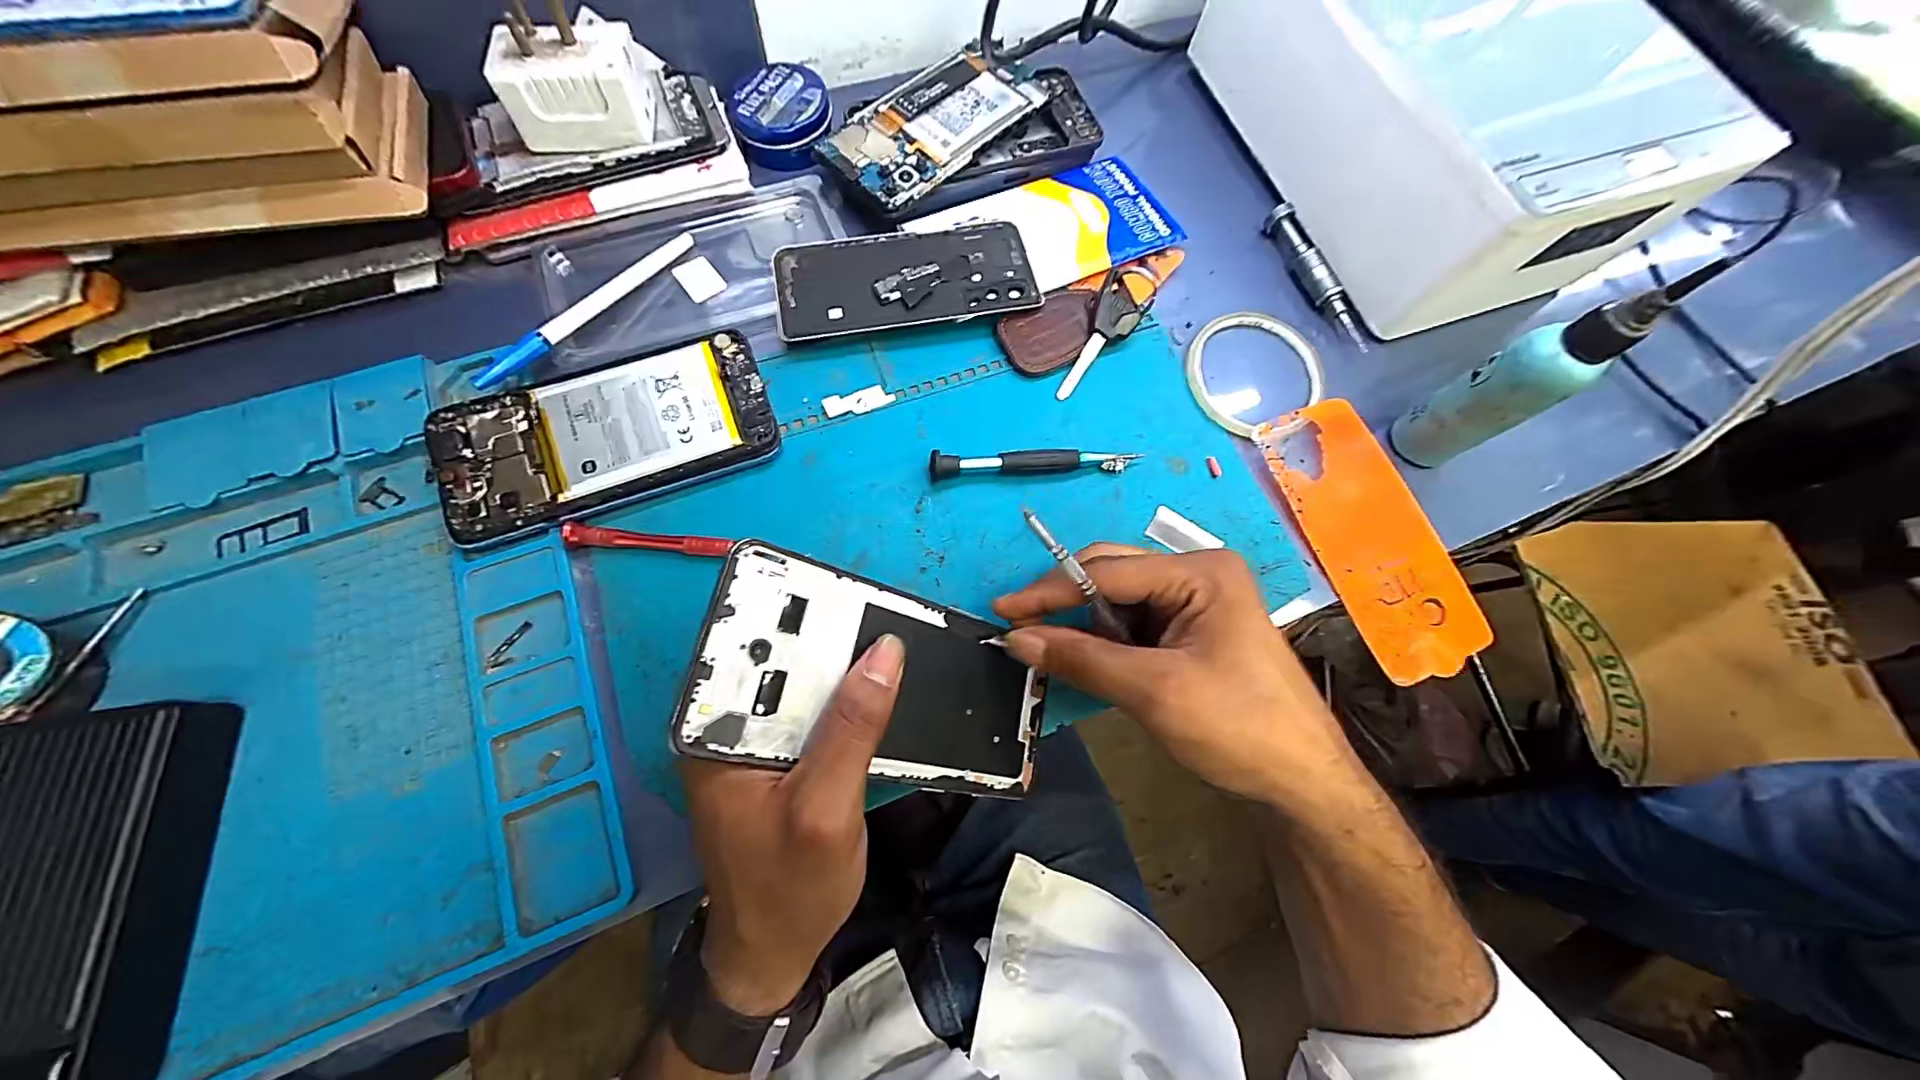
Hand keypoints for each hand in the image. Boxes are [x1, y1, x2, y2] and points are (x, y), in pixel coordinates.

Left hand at [678, 634, 904, 1014]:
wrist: (776, 951)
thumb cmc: (790, 889)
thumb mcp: (825, 808)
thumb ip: (851, 729)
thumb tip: (884, 653)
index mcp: (714, 738)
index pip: (747, 655)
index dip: (793, 616)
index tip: (845, 590)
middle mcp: (725, 733)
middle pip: (776, 664)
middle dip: (826, 636)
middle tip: (878, 607)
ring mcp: (751, 746)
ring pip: (799, 686)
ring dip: (840, 666)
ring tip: (884, 638)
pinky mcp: (778, 759)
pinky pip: (812, 713)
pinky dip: (844, 699)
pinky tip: (875, 685)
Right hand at [994, 546, 1359, 808]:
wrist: (1303, 783)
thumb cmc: (1239, 727)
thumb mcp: (1153, 691)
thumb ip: (1082, 659)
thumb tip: (1015, 639)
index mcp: (1200, 571)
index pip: (1107, 570)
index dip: (1050, 590)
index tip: (1003, 609)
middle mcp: (1197, 576)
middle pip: (1111, 576)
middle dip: (1064, 603)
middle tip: (1018, 628)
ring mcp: (1195, 604)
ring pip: (1117, 602)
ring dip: (1080, 625)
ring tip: (1043, 647)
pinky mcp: (1190, 633)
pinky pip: (1132, 627)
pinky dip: (1101, 643)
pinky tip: (1080, 659)